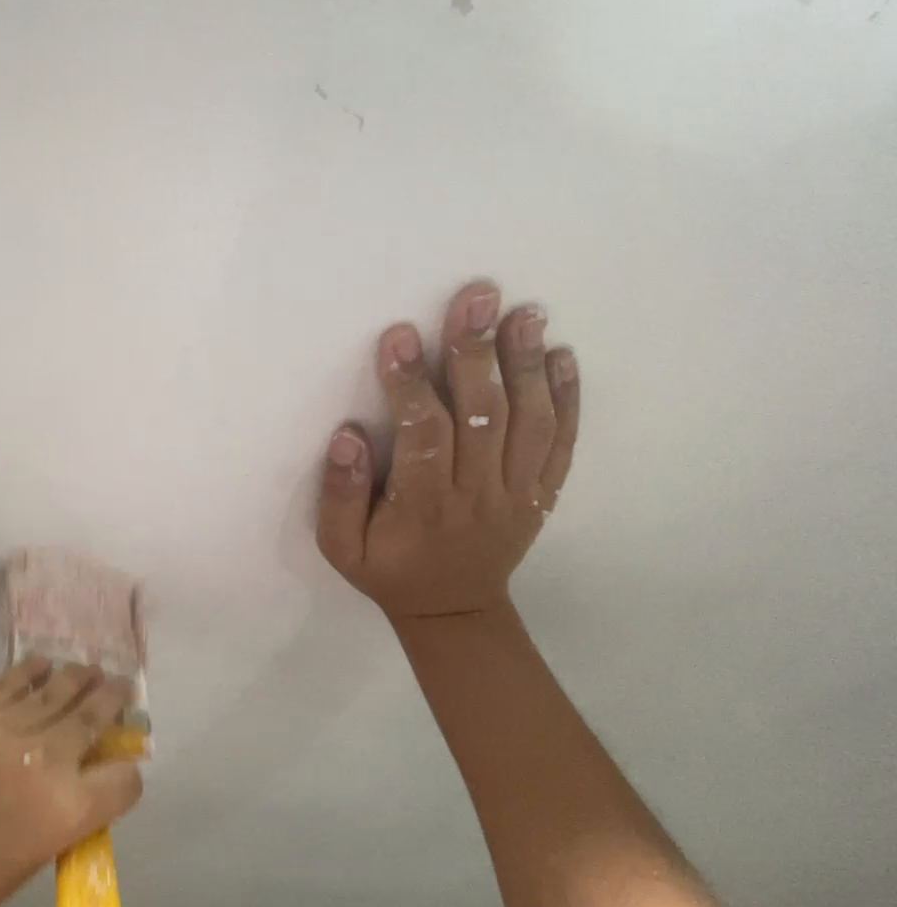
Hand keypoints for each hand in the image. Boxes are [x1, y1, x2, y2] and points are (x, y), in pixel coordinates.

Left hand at [0, 660, 142, 906]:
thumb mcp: (44, 851)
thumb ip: (74, 808)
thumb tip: (92, 770)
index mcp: (68, 809)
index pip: (124, 778)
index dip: (128, 774)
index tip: (123, 769)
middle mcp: (44, 761)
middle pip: (92, 718)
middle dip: (112, 700)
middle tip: (123, 687)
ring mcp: (4, 731)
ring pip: (55, 692)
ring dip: (78, 678)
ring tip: (92, 670)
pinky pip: (10, 683)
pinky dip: (31, 671)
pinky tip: (44, 665)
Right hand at [316, 280, 579, 620]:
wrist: (453, 609)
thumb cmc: (388, 570)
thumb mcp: (340, 546)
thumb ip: (340, 493)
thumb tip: (348, 434)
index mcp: (425, 504)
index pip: (422, 434)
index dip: (411, 383)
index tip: (400, 336)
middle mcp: (477, 492)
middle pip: (482, 414)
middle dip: (475, 351)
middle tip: (476, 298)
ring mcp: (517, 490)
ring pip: (528, 420)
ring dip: (526, 363)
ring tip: (523, 312)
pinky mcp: (541, 490)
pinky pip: (561, 441)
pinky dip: (567, 397)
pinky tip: (560, 355)